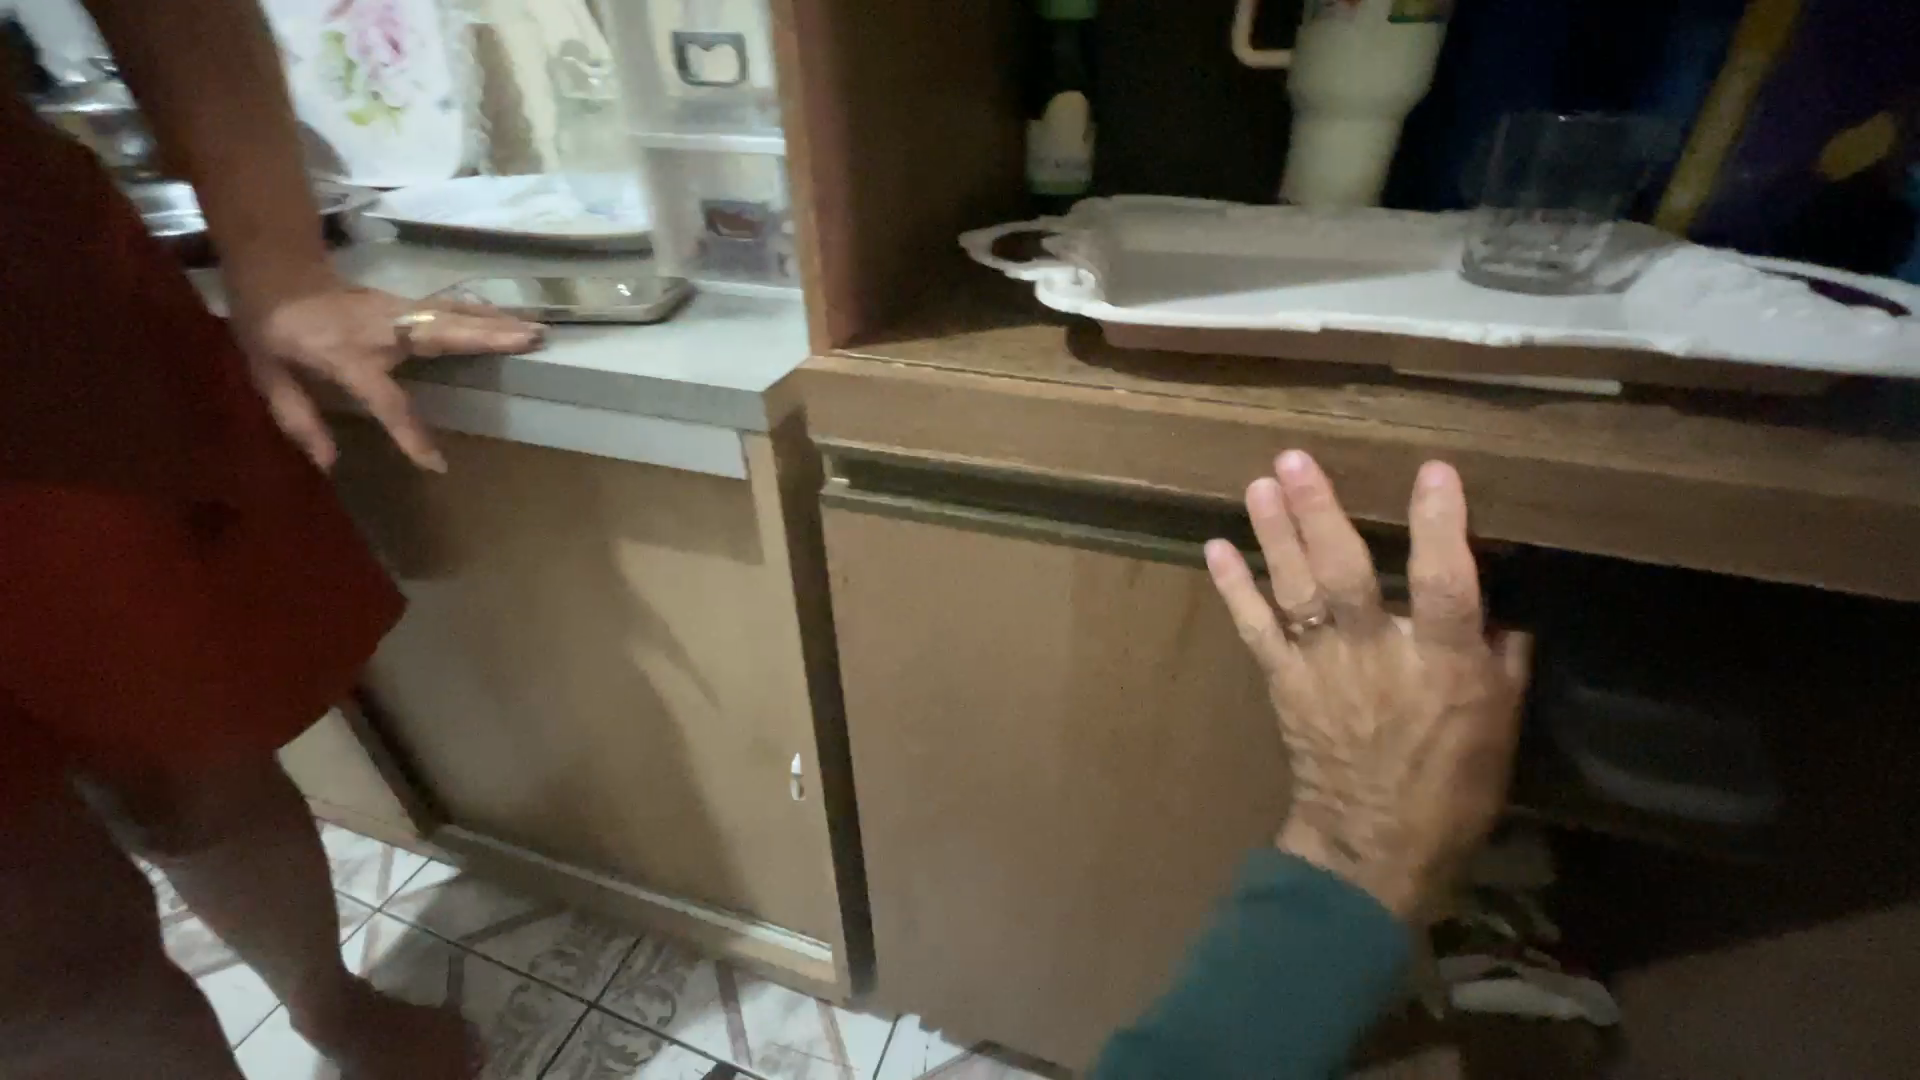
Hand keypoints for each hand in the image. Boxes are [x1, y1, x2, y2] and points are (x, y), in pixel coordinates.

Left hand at [230, 281, 545, 471]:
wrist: (274, 271)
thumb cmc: (272, 328)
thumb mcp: (268, 374)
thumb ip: (298, 418)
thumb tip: (329, 463)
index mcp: (346, 357)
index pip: (386, 401)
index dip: (410, 433)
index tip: (436, 464)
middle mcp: (380, 331)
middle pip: (440, 335)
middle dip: (486, 338)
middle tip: (530, 342)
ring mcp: (397, 311)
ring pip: (454, 316)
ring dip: (498, 323)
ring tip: (538, 332)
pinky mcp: (408, 303)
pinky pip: (453, 309)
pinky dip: (487, 314)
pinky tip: (514, 320)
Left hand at [1204, 451, 1529, 921]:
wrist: (1376, 838)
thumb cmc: (1451, 782)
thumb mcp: (1501, 721)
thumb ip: (1499, 654)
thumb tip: (1498, 598)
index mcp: (1443, 662)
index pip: (1446, 582)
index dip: (1440, 526)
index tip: (1432, 470)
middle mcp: (1376, 653)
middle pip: (1345, 573)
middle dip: (1319, 513)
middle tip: (1294, 461)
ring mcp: (1320, 664)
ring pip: (1294, 590)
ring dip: (1274, 535)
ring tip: (1259, 485)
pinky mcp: (1282, 679)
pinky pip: (1254, 627)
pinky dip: (1233, 588)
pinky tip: (1216, 548)